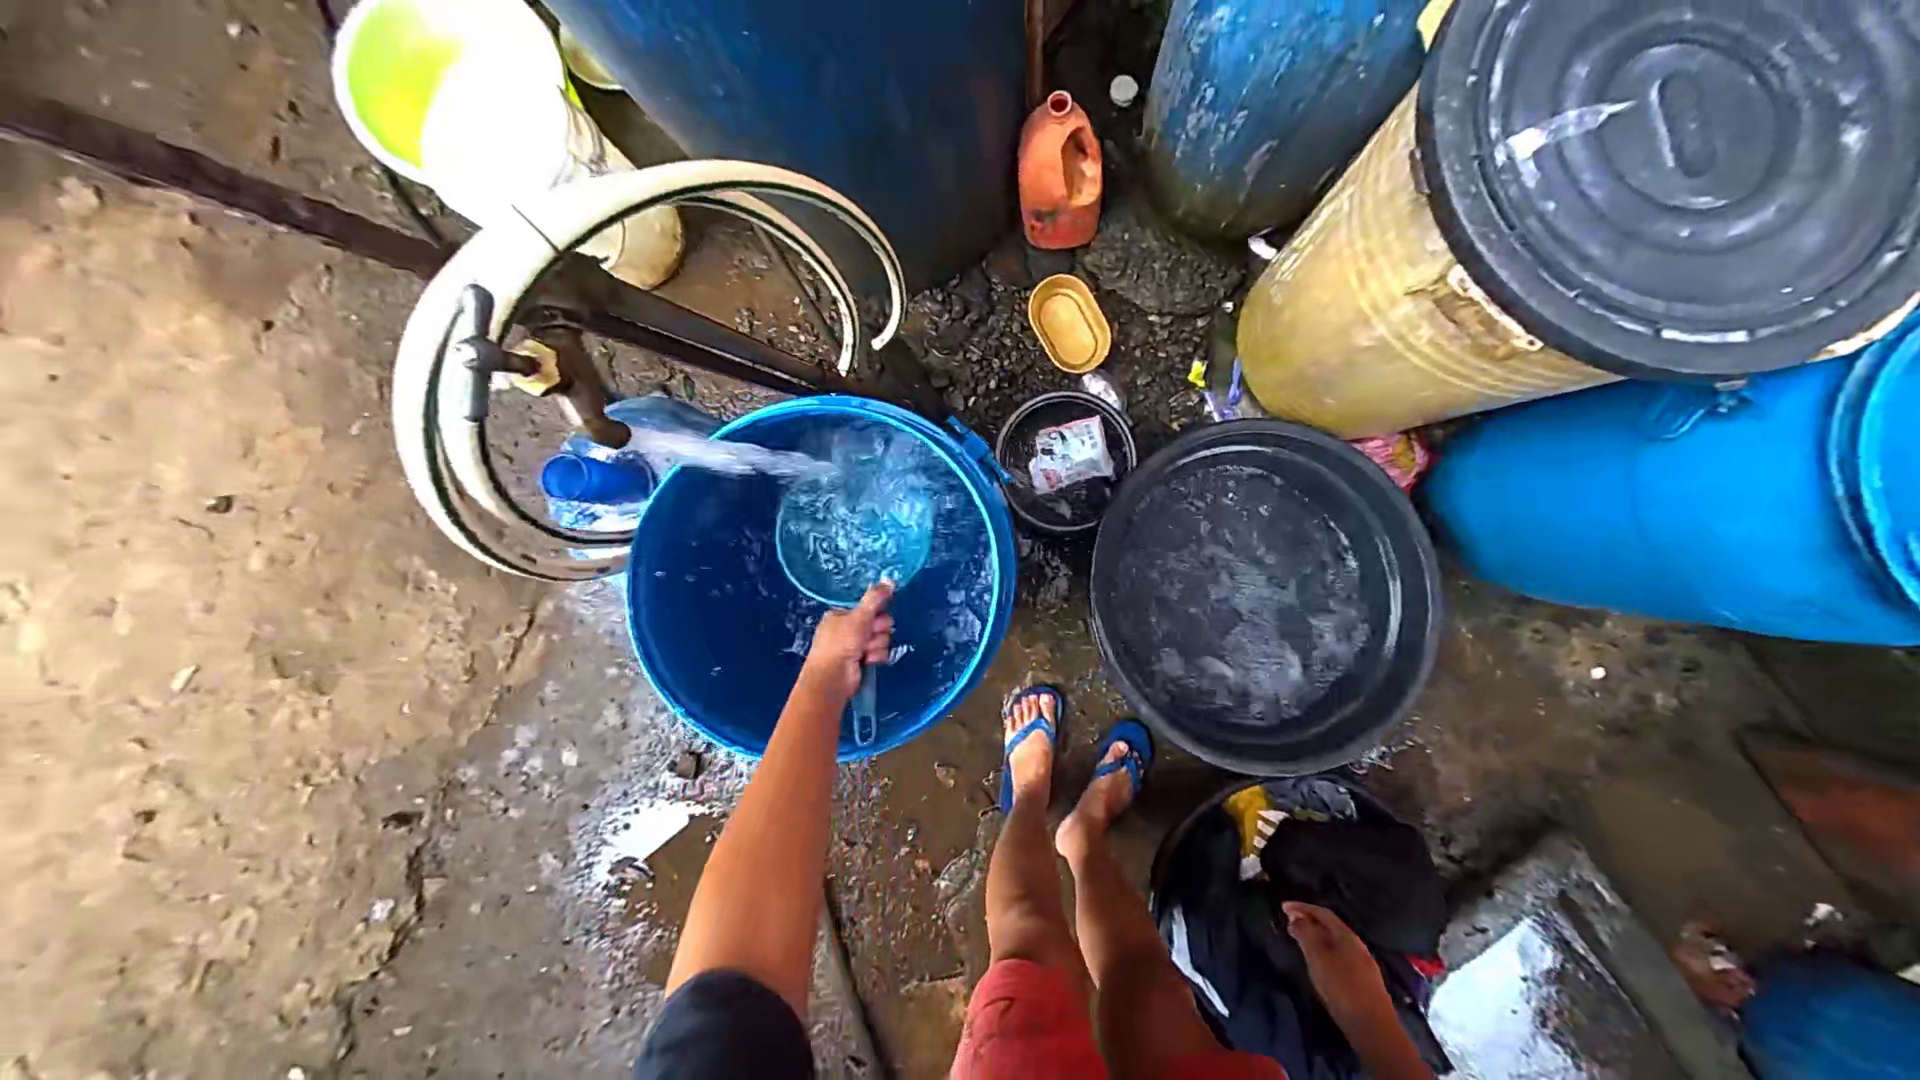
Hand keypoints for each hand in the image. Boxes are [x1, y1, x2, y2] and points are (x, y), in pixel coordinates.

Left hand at [800, 584, 893, 700]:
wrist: (832, 678)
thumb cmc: (840, 643)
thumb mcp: (858, 616)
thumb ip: (875, 598)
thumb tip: (890, 579)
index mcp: (840, 615)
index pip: (867, 607)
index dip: (875, 612)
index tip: (877, 617)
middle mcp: (846, 629)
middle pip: (877, 623)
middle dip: (877, 631)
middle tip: (869, 635)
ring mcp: (853, 646)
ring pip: (880, 638)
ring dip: (876, 645)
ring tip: (865, 651)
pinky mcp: (861, 661)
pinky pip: (879, 652)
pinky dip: (875, 656)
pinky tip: (867, 660)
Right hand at [1284, 902, 1393, 1025]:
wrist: (1373, 1028)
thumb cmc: (1342, 987)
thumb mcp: (1318, 957)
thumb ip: (1305, 934)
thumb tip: (1296, 918)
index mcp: (1347, 937)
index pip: (1323, 913)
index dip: (1302, 907)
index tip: (1283, 907)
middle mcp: (1357, 946)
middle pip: (1330, 927)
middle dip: (1308, 922)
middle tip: (1288, 923)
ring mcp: (1362, 964)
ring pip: (1335, 943)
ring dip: (1316, 938)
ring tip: (1299, 941)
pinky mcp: (1363, 981)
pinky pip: (1339, 956)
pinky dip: (1324, 952)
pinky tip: (1317, 963)